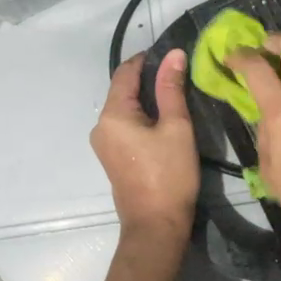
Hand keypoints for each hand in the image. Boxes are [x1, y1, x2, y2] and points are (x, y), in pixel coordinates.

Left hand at [91, 50, 200, 241]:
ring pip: (125, 108)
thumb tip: (174, 54)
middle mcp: (101, 125)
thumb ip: (172, 89)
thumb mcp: (176, 127)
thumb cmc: (168, 175)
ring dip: (146, 98)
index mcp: (113, 115)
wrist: (155, 226)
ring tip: (176, 94)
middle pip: (123, 89)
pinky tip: (164, 118)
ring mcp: (103, 143)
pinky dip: (142, 116)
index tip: (173, 54)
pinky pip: (125, 125)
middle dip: (148, 78)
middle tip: (179, 74)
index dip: (147, 59)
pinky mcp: (112, 156)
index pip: (125, 72)